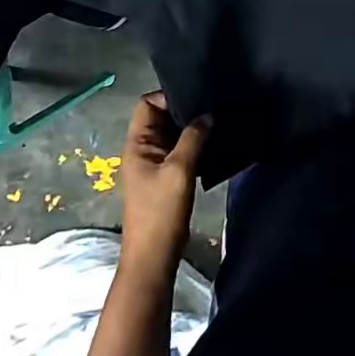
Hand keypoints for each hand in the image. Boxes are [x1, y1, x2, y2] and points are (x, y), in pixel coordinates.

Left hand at [119, 92, 208, 260]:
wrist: (154, 258)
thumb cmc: (161, 212)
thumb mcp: (179, 171)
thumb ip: (193, 138)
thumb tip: (208, 114)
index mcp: (137, 143)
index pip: (147, 104)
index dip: (167, 97)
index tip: (195, 97)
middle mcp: (143, 148)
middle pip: (161, 117)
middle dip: (184, 110)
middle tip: (212, 105)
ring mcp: (154, 163)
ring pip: (172, 134)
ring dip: (192, 128)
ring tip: (217, 120)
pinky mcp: (166, 176)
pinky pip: (180, 150)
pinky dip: (194, 144)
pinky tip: (214, 142)